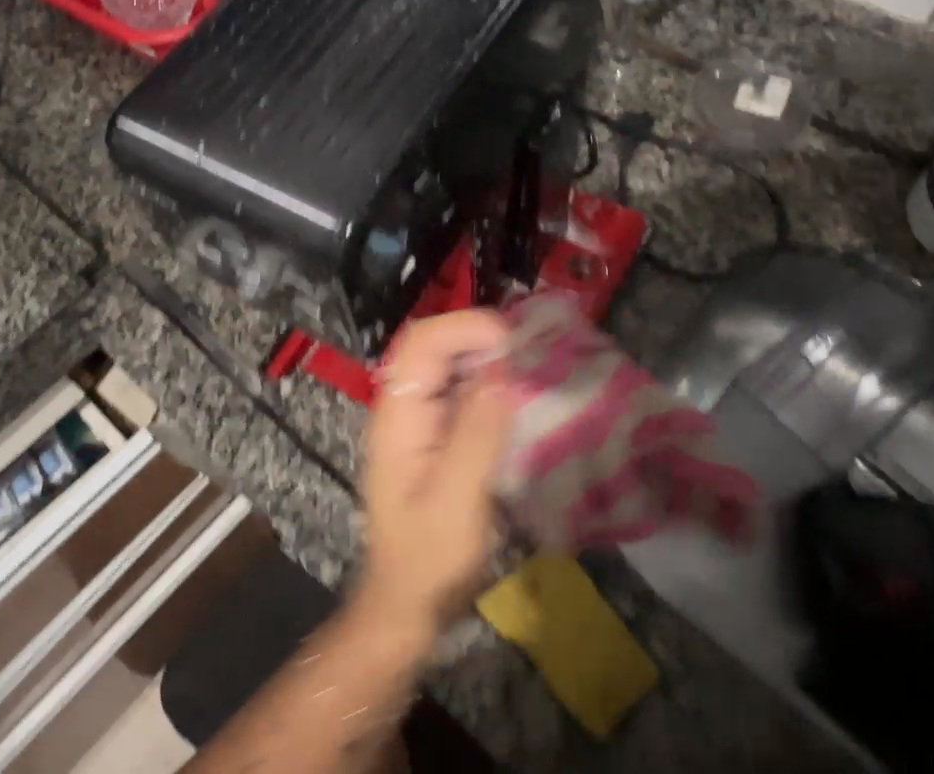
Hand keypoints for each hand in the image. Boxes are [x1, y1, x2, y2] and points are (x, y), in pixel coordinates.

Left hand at [356, 310, 516, 641]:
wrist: (408, 605)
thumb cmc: (429, 559)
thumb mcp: (457, 499)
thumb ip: (477, 433)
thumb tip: (502, 372)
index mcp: (398, 416)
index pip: (421, 343)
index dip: (465, 327)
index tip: (515, 342)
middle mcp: (403, 410)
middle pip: (434, 347)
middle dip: (481, 337)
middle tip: (533, 352)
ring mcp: (418, 425)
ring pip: (449, 368)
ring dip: (488, 360)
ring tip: (535, 368)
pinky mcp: (435, 441)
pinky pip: (460, 396)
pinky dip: (490, 387)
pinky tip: (521, 401)